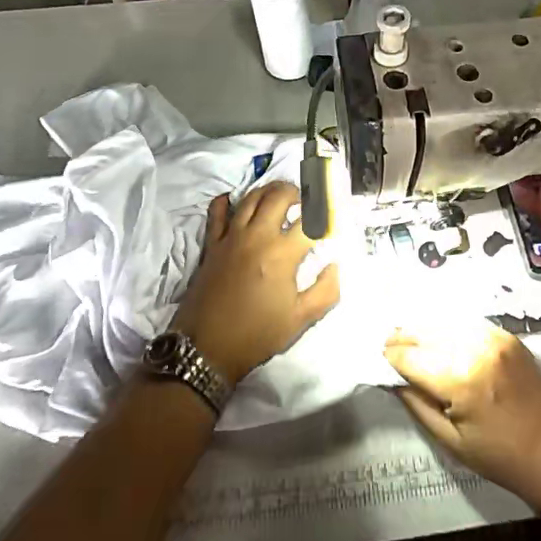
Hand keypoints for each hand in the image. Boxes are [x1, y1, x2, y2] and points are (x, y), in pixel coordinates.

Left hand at [170, 182, 339, 383]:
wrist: (205, 349)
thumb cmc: (257, 335)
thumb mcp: (302, 319)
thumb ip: (326, 290)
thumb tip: (334, 266)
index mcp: (282, 254)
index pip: (311, 221)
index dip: (326, 216)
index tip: (332, 220)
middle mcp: (257, 237)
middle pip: (278, 197)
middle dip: (298, 192)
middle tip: (307, 200)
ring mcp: (231, 238)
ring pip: (250, 198)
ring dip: (269, 191)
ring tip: (280, 195)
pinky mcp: (211, 246)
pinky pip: (216, 214)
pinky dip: (225, 202)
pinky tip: (232, 199)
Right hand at [385, 325, 540, 513]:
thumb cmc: (502, 457)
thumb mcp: (450, 440)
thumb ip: (417, 404)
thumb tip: (392, 378)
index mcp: (460, 378)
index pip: (410, 357)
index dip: (389, 358)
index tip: (375, 360)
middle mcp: (476, 348)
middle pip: (426, 333)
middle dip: (403, 339)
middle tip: (385, 345)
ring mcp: (495, 337)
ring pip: (446, 323)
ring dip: (424, 330)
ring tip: (407, 339)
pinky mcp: (508, 336)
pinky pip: (468, 324)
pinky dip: (449, 327)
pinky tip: (438, 336)